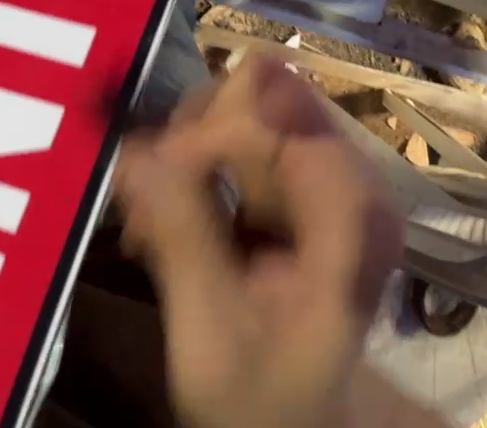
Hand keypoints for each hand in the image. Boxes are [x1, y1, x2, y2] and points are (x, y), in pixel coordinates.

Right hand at [114, 60, 406, 427]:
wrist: (296, 418)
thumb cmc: (266, 400)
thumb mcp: (214, 340)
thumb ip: (185, 243)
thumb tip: (134, 149)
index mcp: (351, 209)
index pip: (280, 115)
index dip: (210, 135)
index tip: (152, 181)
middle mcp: (345, 172)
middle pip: (261, 92)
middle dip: (192, 136)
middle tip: (149, 201)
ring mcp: (321, 168)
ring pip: (240, 102)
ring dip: (182, 150)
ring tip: (151, 223)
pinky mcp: (293, 174)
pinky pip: (231, 130)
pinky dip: (188, 162)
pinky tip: (164, 219)